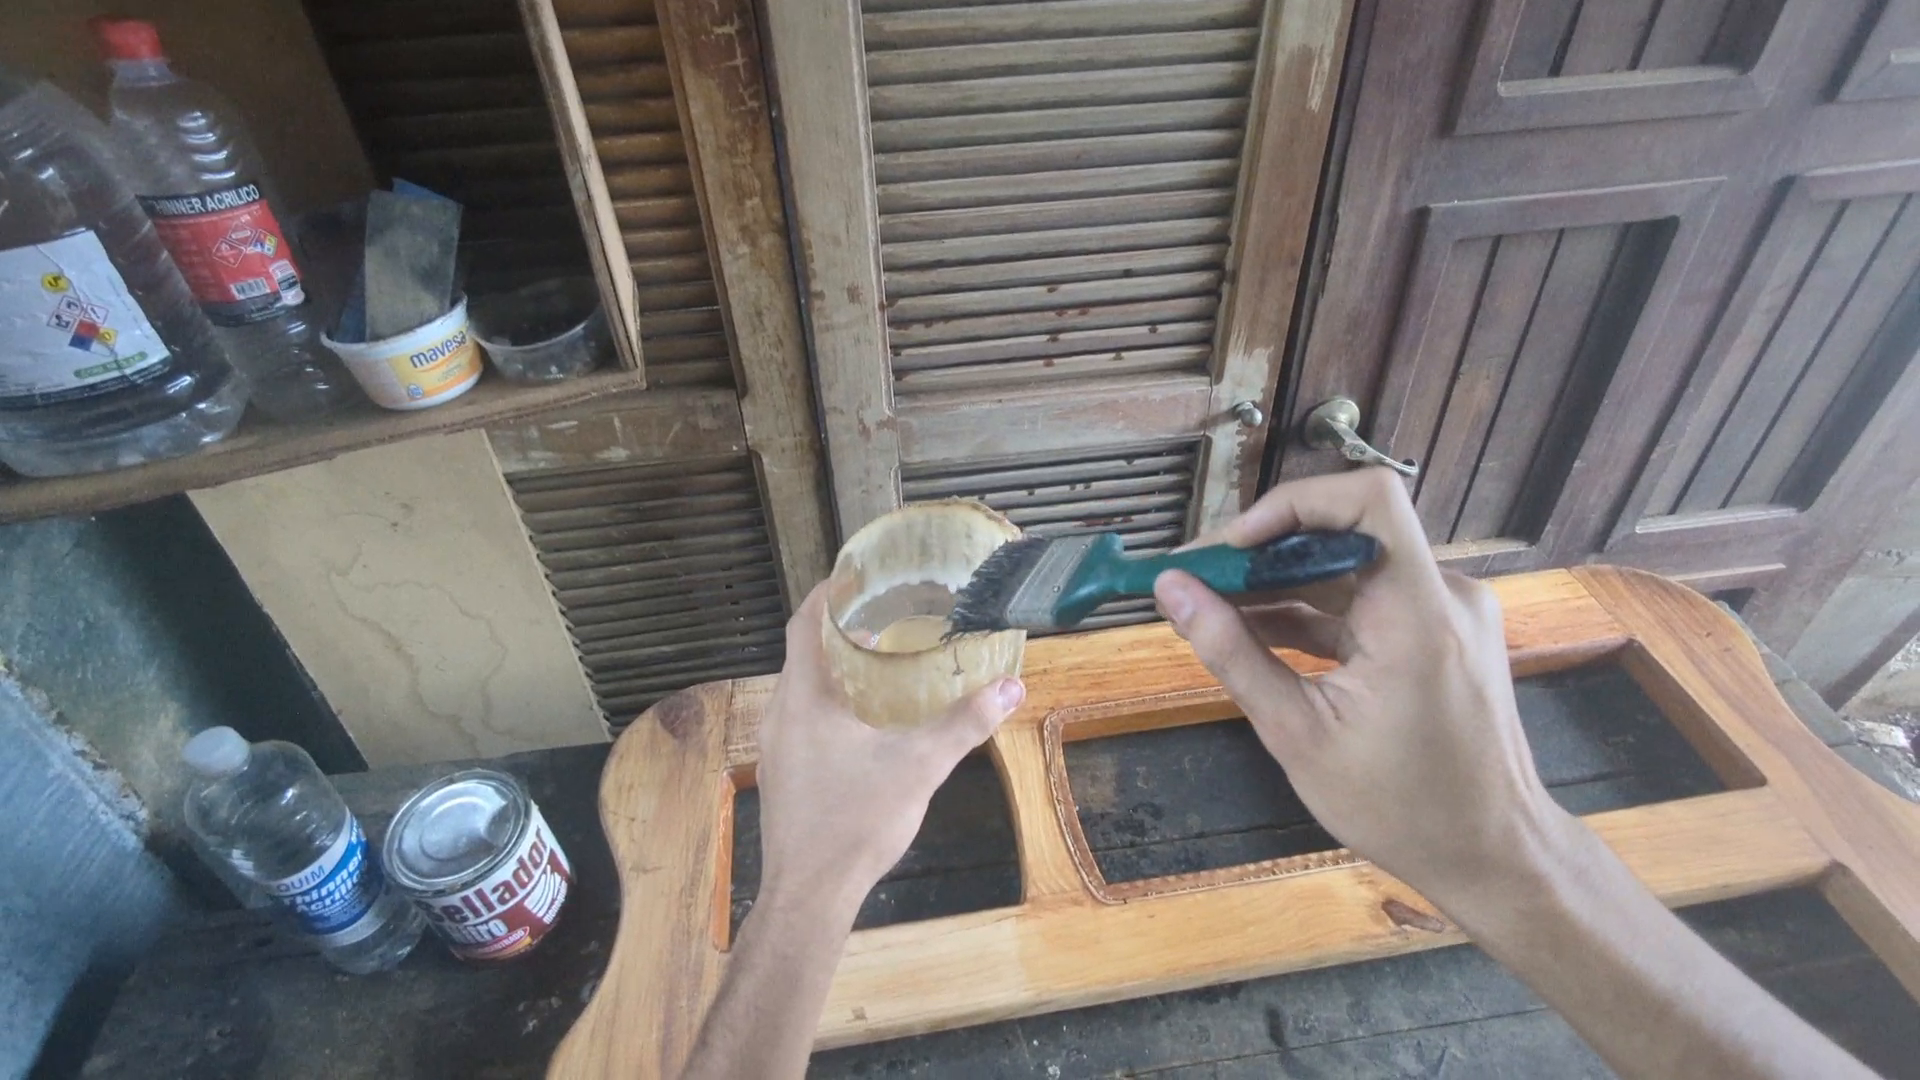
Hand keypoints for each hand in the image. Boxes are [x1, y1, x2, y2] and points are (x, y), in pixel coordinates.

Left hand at [754, 584, 1025, 914]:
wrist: (810, 895)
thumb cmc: (856, 820)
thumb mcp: (919, 766)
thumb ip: (964, 724)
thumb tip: (1011, 687)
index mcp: (804, 698)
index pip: (803, 623)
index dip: (826, 593)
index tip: (857, 576)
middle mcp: (780, 712)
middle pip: (802, 650)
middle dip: (838, 627)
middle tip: (884, 613)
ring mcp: (775, 744)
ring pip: (801, 685)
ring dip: (833, 665)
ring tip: (879, 655)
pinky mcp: (780, 770)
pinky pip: (801, 715)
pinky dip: (828, 698)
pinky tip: (863, 715)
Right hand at [1153, 468, 1563, 910]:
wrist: (1493, 857)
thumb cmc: (1398, 807)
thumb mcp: (1295, 732)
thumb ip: (1231, 651)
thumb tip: (1170, 589)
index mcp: (1417, 613)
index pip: (1366, 500)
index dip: (1291, 504)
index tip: (1230, 547)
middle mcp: (1441, 594)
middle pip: (1341, 534)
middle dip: (1259, 552)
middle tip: (1191, 578)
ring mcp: (1441, 612)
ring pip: (1342, 567)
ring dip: (1274, 583)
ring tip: (1206, 606)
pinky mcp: (1433, 632)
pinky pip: (1358, 600)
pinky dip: (1304, 610)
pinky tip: (1249, 631)